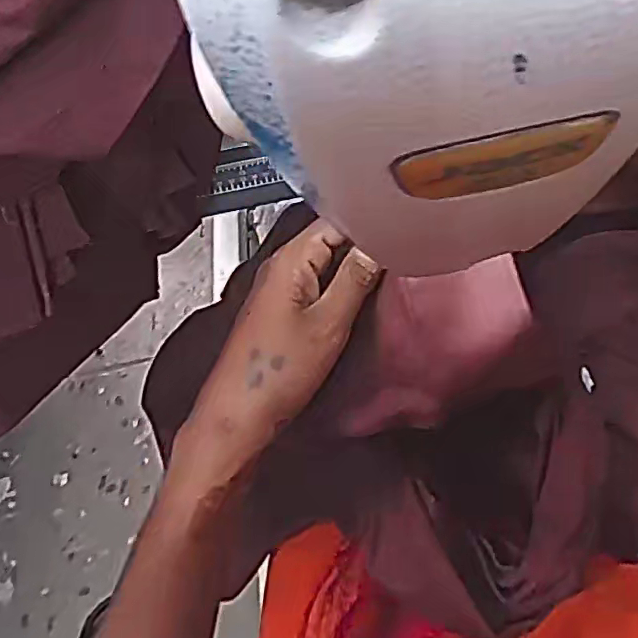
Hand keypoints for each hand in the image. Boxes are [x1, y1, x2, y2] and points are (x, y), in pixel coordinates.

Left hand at [172, 219, 381, 494]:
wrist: (238, 418)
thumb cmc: (273, 374)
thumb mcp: (329, 323)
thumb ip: (357, 277)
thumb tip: (380, 243)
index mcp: (290, 260)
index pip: (338, 219)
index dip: (371, 222)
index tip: (399, 231)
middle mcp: (282, 267)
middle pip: (334, 237)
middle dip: (367, 244)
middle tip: (399, 256)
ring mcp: (283, 288)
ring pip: (329, 262)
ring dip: (356, 268)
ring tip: (385, 278)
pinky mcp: (285, 309)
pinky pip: (321, 284)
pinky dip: (342, 288)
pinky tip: (359, 301)